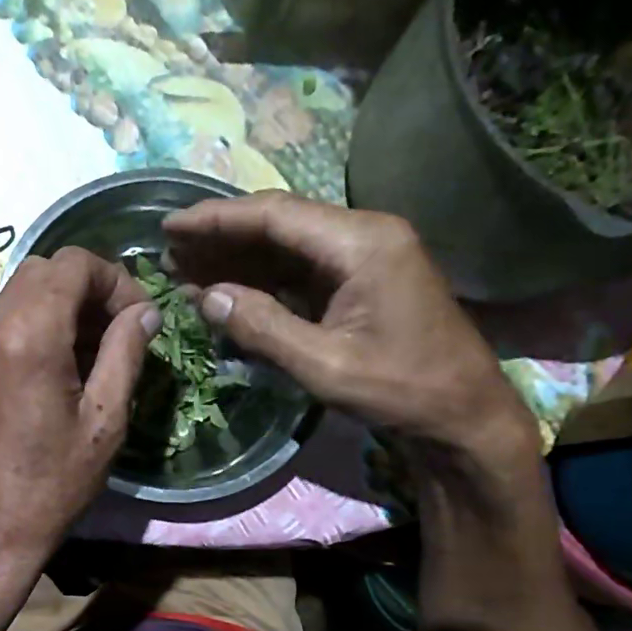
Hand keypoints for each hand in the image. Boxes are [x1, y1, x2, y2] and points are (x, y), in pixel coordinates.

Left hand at [0, 246, 157, 583]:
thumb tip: (144, 311)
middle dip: (89, 285)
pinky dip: (43, 316)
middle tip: (120, 326)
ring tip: (99, 343)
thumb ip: (125, 352)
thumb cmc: (56, 480)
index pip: (72, 264)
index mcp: (30, 336)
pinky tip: (69, 358)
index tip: (138, 317)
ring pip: (25, 287)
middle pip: (45, 267)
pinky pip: (11, 314)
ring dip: (66, 299)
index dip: (114, 278)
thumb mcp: (106, 418)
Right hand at [164, 192, 533, 458]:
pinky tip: (223, 290)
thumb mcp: (324, 364)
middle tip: (168, 250)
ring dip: (234, 257)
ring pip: (283, 246)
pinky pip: (296, 270)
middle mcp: (362, 236)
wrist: (463, 415)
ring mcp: (361, 258)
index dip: (217, 219)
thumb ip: (262, 327)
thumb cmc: (401, 389)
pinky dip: (257, 279)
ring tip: (184, 268)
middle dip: (220, 236)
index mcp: (361, 243)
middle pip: (277, 223)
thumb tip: (206, 296)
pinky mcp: (356, 282)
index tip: (171, 226)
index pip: (274, 215)